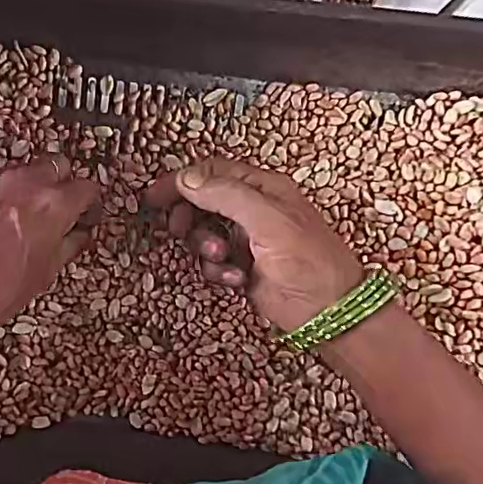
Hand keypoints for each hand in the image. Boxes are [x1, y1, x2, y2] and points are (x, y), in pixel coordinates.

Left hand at [0, 154, 100, 348]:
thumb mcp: (43, 274)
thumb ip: (67, 246)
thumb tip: (76, 238)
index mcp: (53, 204)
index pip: (88, 187)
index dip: (90, 203)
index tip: (87, 214)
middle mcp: (24, 183)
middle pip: (58, 165)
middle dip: (63, 185)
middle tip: (62, 211)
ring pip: (24, 171)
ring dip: (32, 189)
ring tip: (28, 221)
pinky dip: (2, 196)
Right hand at [143, 158, 364, 330]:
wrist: (328, 311)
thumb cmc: (308, 261)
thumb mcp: (268, 220)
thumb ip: (227, 195)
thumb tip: (187, 178)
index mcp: (263, 188)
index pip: (212, 172)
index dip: (181, 182)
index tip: (154, 197)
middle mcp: (253, 210)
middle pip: (203, 202)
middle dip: (188, 217)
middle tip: (178, 230)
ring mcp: (246, 239)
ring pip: (203, 234)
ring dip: (203, 247)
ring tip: (221, 259)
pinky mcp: (242, 266)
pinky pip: (213, 262)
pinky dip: (216, 271)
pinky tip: (234, 279)